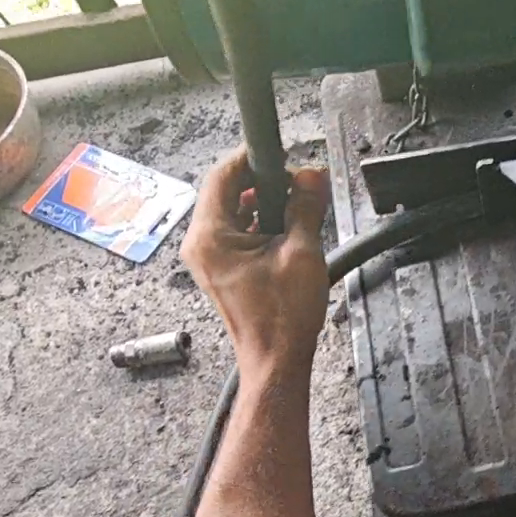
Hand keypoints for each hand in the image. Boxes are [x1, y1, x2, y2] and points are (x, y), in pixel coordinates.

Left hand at [180, 149, 330, 379]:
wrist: (277, 359)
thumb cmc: (283, 316)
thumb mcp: (302, 253)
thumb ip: (305, 208)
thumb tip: (312, 176)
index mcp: (211, 236)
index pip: (223, 175)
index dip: (254, 159)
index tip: (284, 157)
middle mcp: (202, 245)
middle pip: (229, 193)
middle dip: (266, 184)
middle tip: (300, 187)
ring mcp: (211, 259)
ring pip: (236, 214)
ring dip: (268, 207)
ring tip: (301, 213)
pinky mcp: (225, 271)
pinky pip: (240, 235)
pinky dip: (264, 227)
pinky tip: (291, 235)